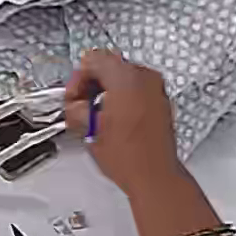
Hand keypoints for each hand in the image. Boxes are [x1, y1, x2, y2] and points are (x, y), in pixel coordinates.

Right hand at [63, 49, 184, 199]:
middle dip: (92, 85)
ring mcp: (157, 89)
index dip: (78, 78)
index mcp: (126, 78)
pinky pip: (138, 90)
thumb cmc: (129, 158)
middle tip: (81, 106)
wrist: (155, 176)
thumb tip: (74, 106)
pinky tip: (114, 121)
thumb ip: (77, 110)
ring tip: (97, 117)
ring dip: (107, 92)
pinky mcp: (162, 102)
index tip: (73, 96)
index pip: (94, 60)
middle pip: (110, 66)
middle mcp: (145, 78)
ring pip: (124, 78)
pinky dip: (123, 98)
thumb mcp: (90, 131)